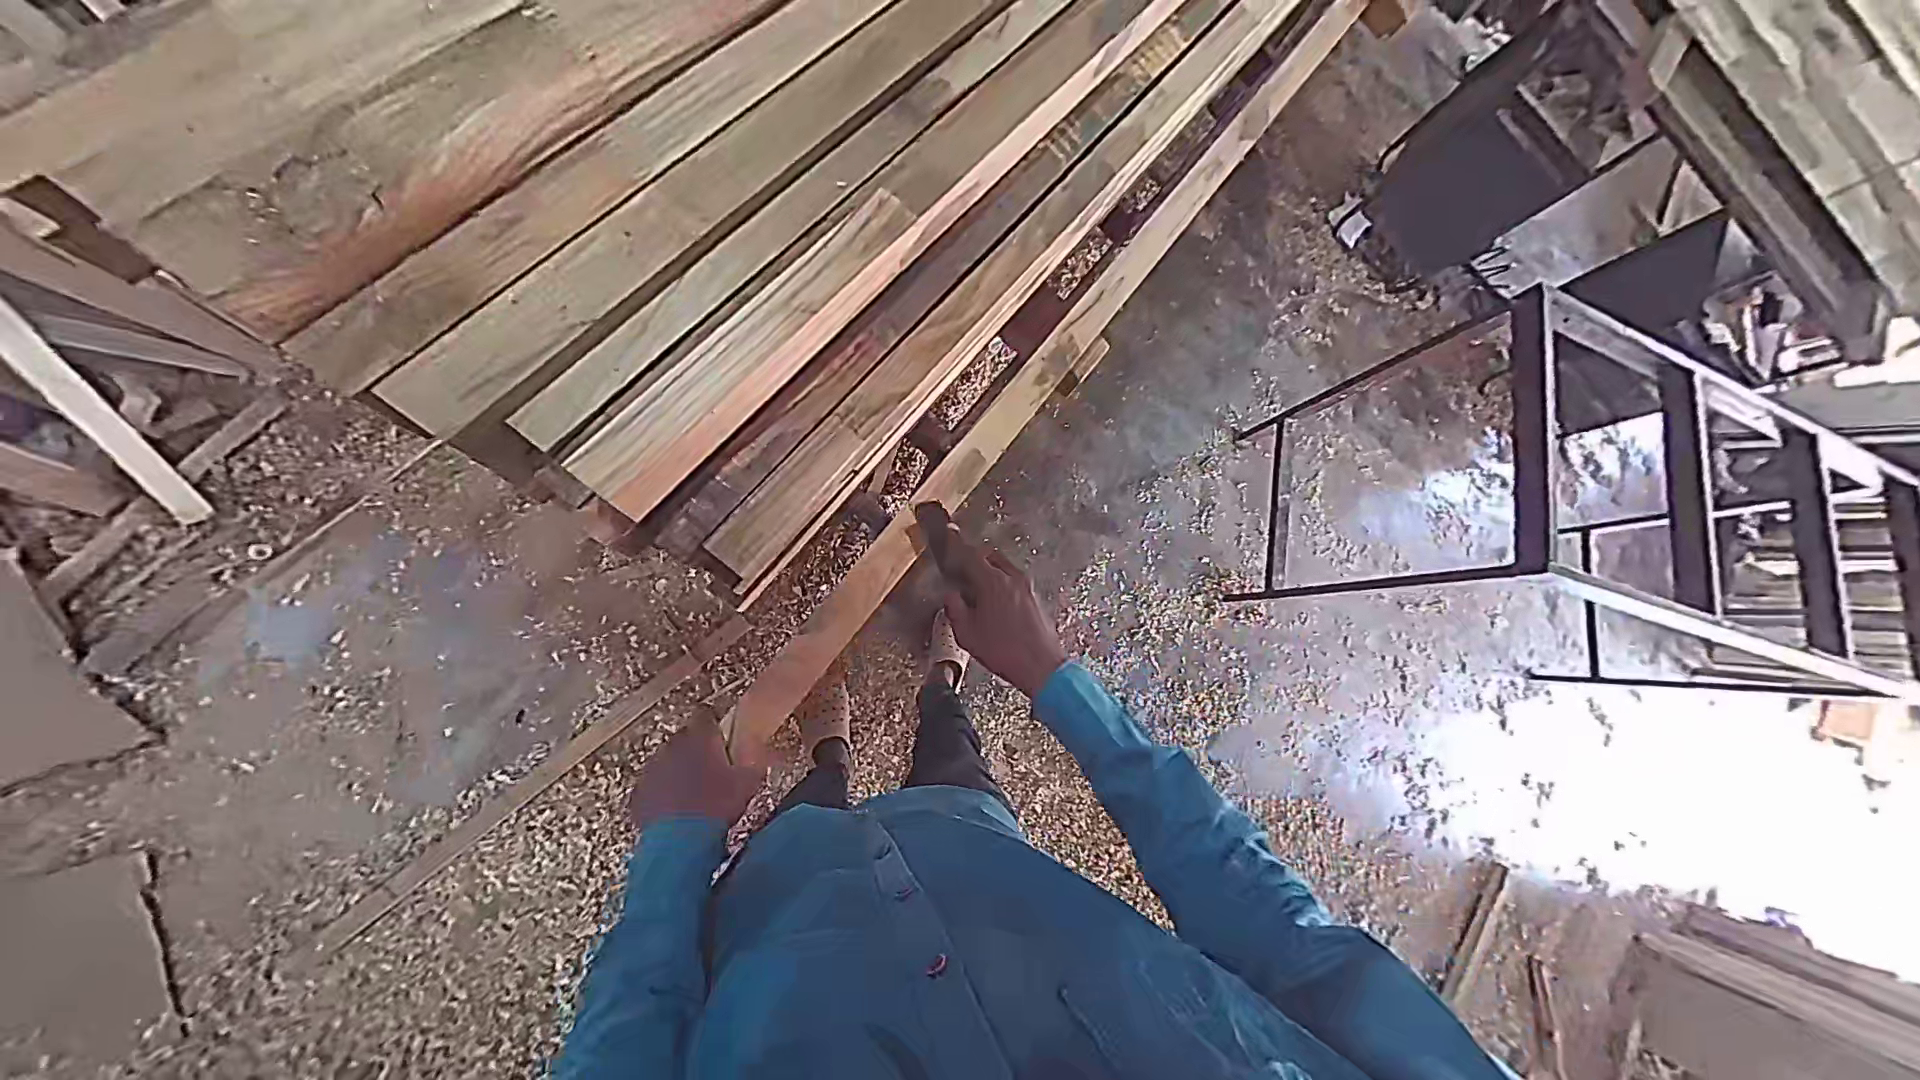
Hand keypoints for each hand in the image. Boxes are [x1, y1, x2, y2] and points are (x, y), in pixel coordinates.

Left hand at [626, 721, 765, 832]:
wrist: (681, 842)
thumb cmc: (716, 807)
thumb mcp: (749, 781)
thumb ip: (753, 760)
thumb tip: (757, 754)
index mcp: (701, 737)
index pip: (705, 714)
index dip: (714, 721)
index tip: (720, 731)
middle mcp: (673, 746)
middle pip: (685, 737)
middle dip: (696, 748)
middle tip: (712, 766)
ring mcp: (652, 769)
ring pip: (667, 760)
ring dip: (678, 769)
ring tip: (694, 790)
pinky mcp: (639, 793)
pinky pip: (653, 785)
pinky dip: (663, 792)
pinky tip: (677, 807)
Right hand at [937, 525, 1068, 698]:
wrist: (1041, 668)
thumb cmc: (1005, 652)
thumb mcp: (967, 633)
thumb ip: (955, 609)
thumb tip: (951, 596)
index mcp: (992, 582)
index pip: (970, 555)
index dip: (956, 547)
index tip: (948, 540)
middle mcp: (1012, 579)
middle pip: (989, 556)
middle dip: (973, 560)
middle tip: (960, 572)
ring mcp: (1026, 588)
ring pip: (1003, 568)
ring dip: (989, 572)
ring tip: (976, 592)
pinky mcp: (1035, 599)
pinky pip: (1014, 581)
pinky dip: (1001, 584)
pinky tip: (994, 605)